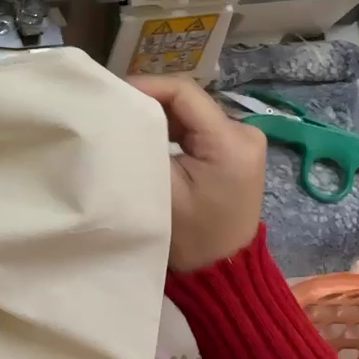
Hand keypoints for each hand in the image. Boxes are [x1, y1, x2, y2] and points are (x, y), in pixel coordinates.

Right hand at [130, 76, 268, 271]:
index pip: (184, 93)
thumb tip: (117, 113)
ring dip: (160, 114)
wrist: (223, 272)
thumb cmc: (191, 236)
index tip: (113, 94)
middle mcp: (245, 132)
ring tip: (125, 120)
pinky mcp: (236, 148)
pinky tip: (148, 134)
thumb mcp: (162, 188)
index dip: (146, 86)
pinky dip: (172, 127)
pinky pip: (198, 125)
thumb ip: (143, 145)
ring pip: (191, 111)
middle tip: (114, 108)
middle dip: (149, 101)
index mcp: (231, 142)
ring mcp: (244, 139)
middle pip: (188, 100)